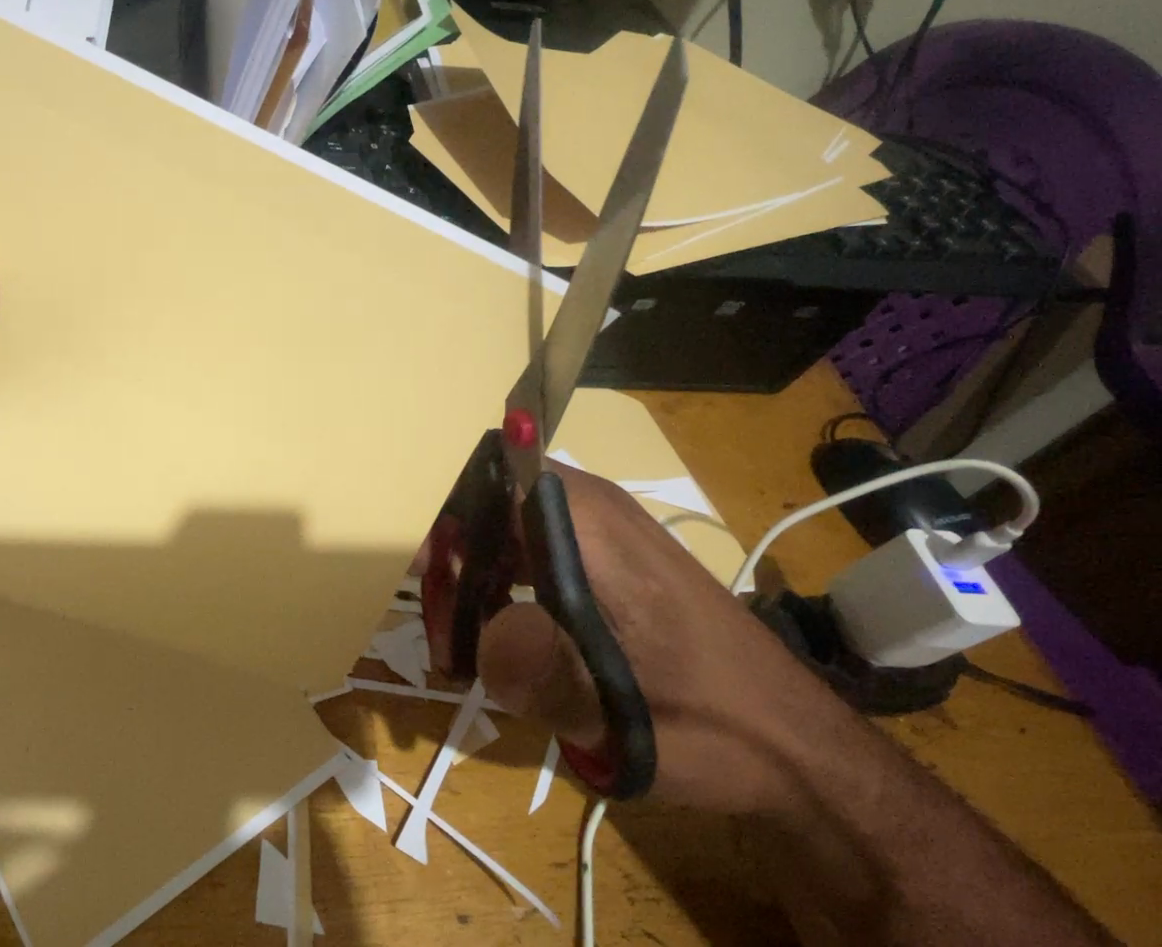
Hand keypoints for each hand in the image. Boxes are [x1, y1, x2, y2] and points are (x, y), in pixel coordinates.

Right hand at [476, 465, 854, 815]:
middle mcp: (593, 512)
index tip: (422, 571)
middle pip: (488, 494)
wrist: (797, 750)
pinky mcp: (610, 560)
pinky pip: (531, 542)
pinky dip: (500, 579)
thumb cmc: (710, 727)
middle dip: (447, 551)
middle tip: (440, 628)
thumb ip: (544, 678)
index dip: (442, 508)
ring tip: (461, 640)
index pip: (491, 469)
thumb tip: (479, 634)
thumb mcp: (619, 719)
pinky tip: (500, 634)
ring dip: (470, 571)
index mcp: (592, 528)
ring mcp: (603, 533)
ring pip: (504, 519)